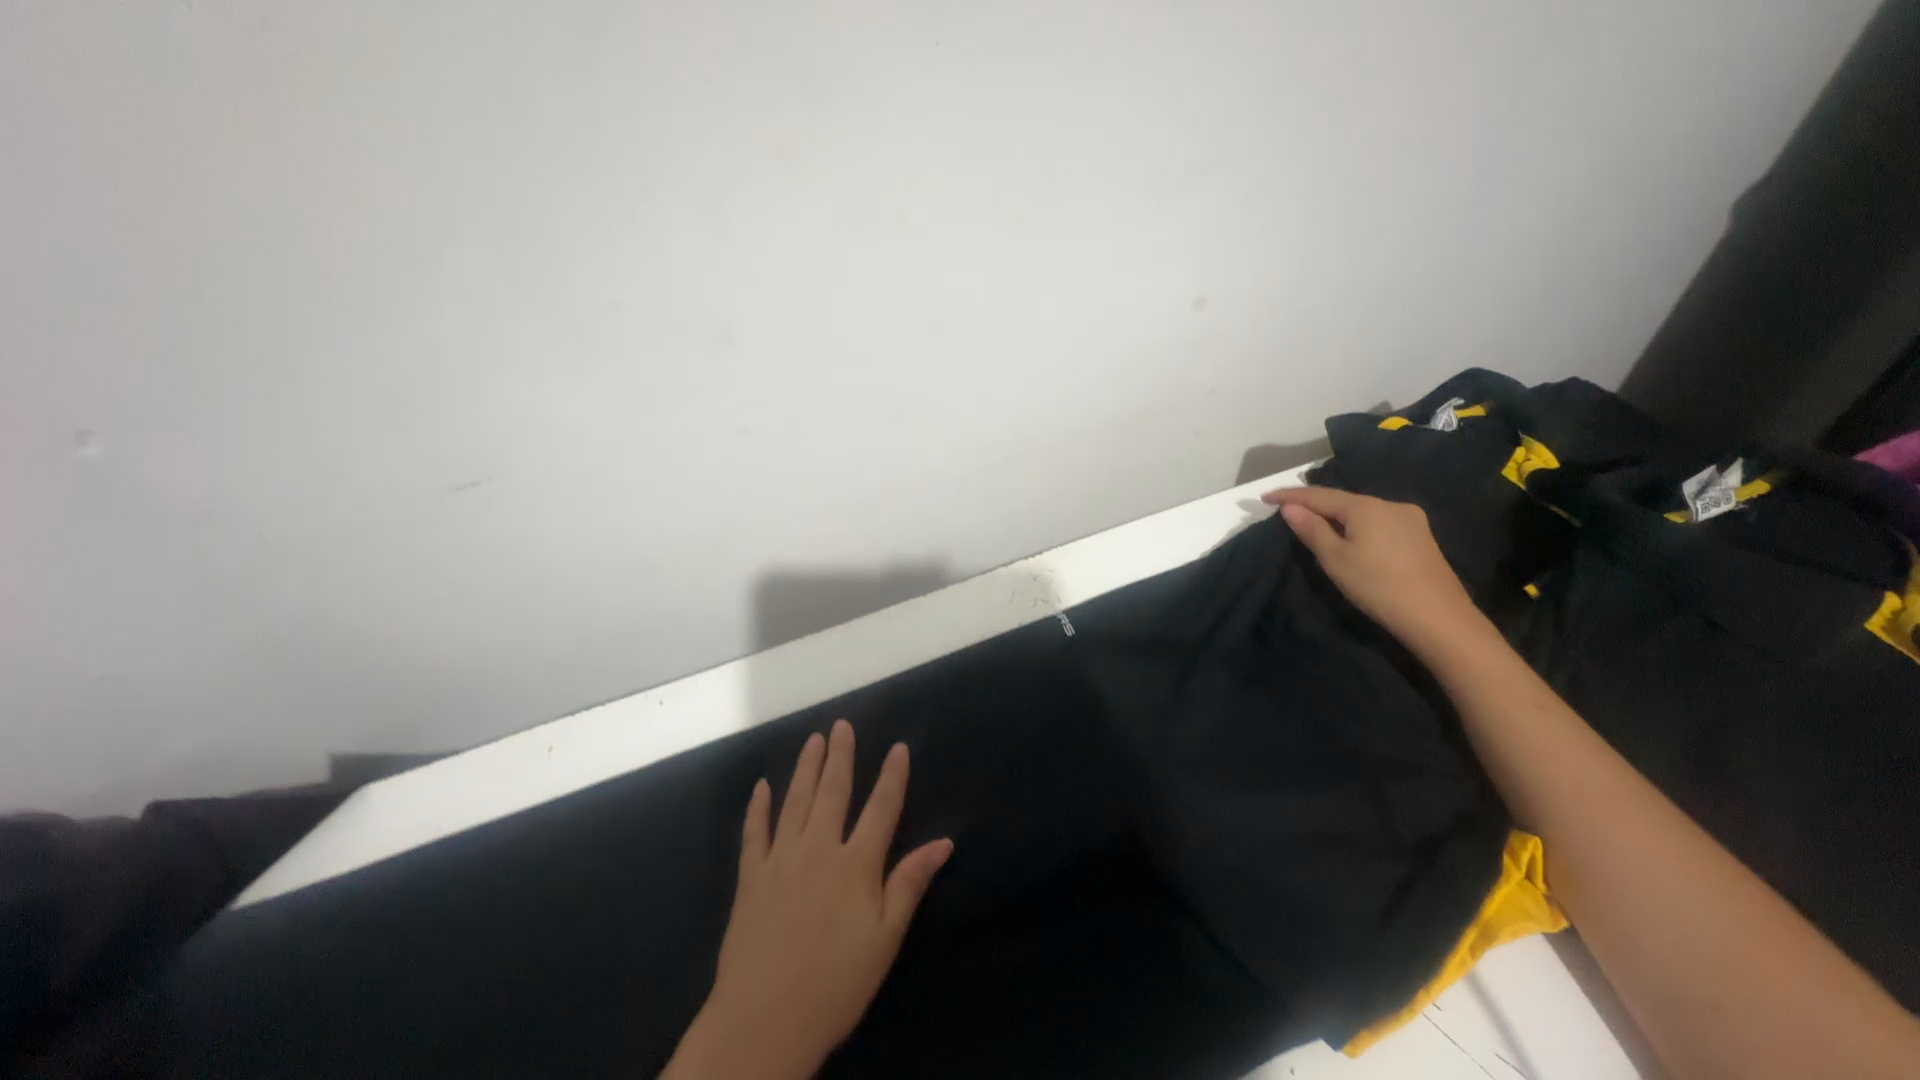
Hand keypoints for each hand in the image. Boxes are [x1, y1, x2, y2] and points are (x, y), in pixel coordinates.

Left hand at [662, 720, 953, 1079]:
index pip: (881, 808)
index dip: (892, 776)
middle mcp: (818, 850)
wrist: (764, 1018)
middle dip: (841, 757)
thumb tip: (942, 841)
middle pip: (833, 793)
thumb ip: (909, 884)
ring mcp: (779, 860)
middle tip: (843, 725)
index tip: (898, 747)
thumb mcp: (885, 938)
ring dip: (805, 769)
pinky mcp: (750, 878)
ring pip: (795, 802)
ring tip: (813, 740)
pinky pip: (754, 832)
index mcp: (856, 864)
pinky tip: (762, 787)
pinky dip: (758, 807)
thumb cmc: (836, 982)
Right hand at [1261, 485, 1488, 652]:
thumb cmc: (1378, 586)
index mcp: (1365, 506)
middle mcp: (1389, 504)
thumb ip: (1311, 529)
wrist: (1437, 617)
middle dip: (1315, 505)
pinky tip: (1352, 539)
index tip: (1264, 497)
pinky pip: (1379, 523)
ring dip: (1338, 517)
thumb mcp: (1335, 560)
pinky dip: (1358, 526)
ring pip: (1363, 512)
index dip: (1289, 495)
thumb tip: (1290, 507)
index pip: (1318, 495)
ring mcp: (1410, 519)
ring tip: (1316, 525)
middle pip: (1343, 500)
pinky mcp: (1421, 537)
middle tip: (1287, 511)